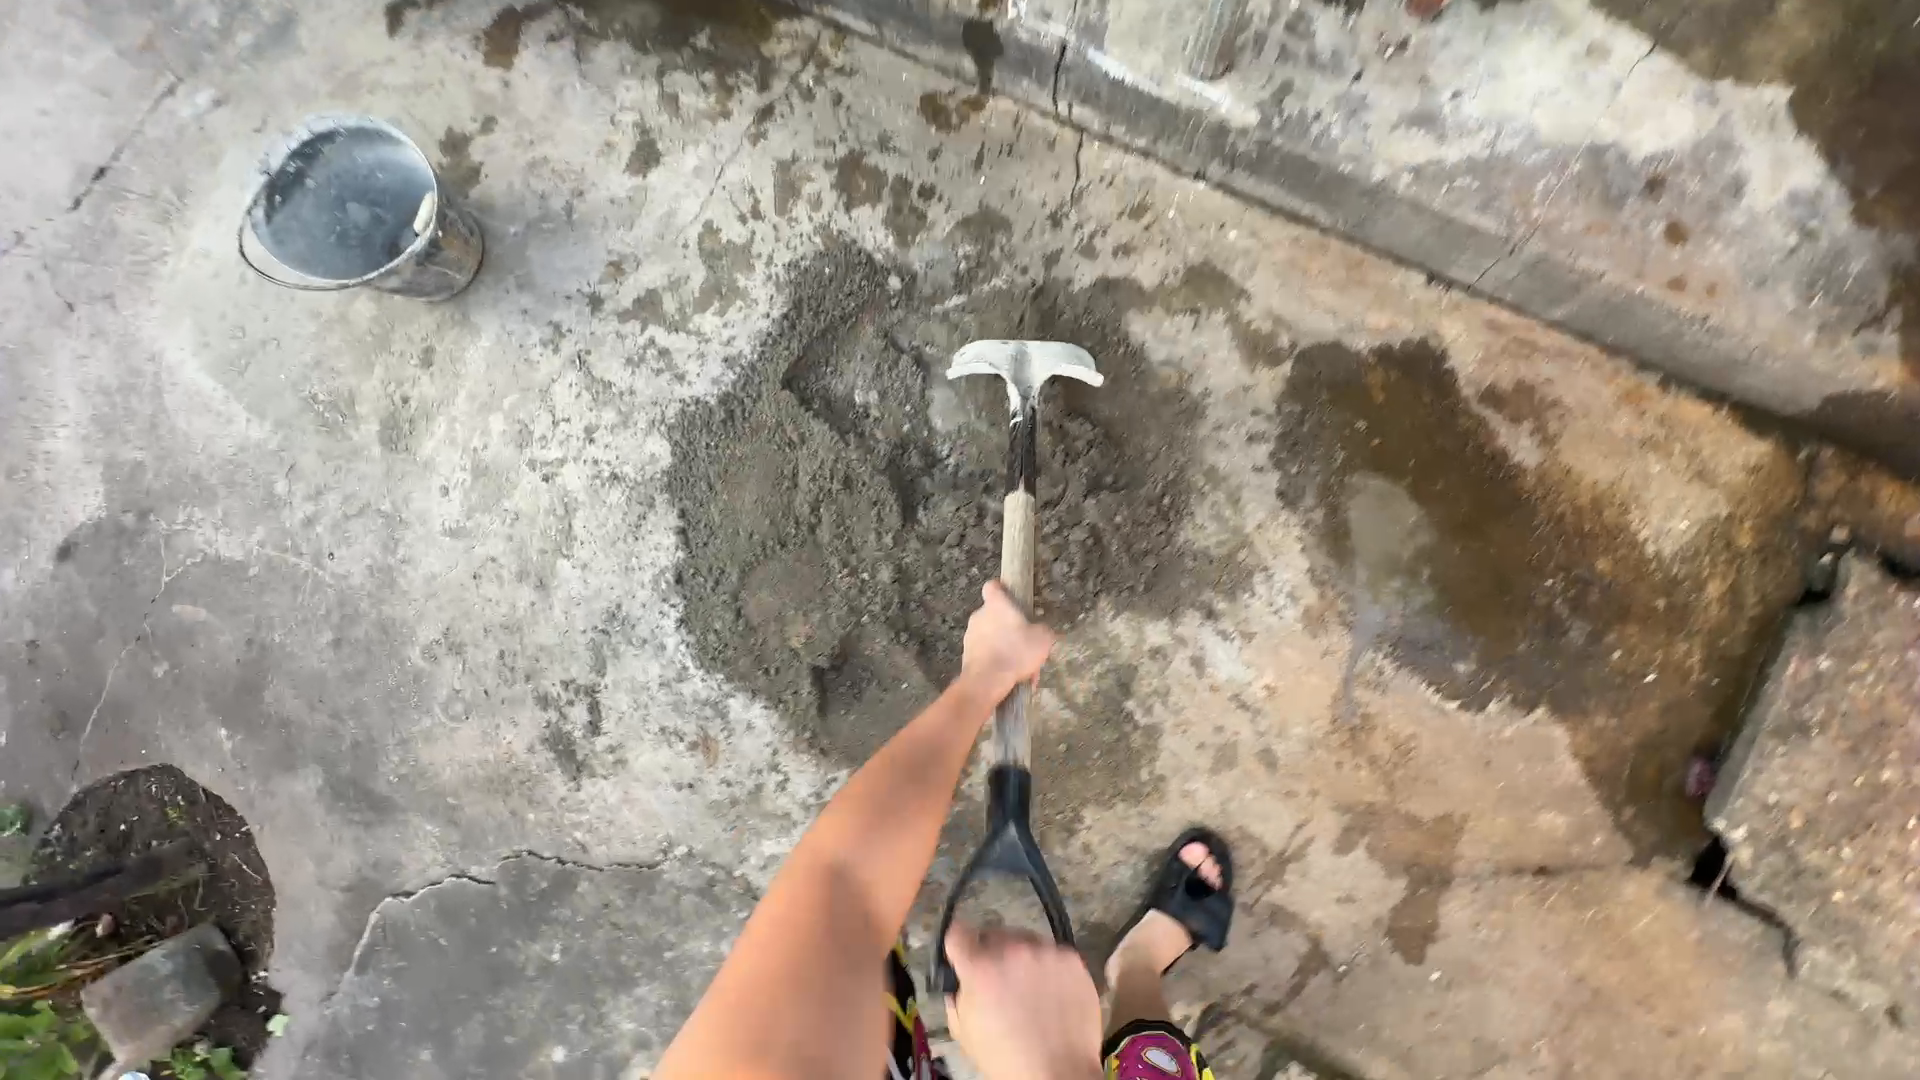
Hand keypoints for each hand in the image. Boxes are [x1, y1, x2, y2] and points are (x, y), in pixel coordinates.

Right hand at [944, 923, 1102, 1079]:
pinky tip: (1051, 992)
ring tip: (1029, 989)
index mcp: (979, 967)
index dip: (959, 944)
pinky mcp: (1070, 958)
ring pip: (1025, 941)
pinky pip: (1052, 953)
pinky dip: (1048, 967)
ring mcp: (1044, 951)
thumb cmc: (1007, 1059)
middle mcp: (1011, 949)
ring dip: (1021, 958)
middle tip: (1000, 982)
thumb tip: (962, 979)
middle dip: (992, 954)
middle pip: (993, 935)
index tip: (963, 953)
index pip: (957, 933)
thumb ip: (957, 995)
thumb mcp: (964, 1032)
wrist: (1059, 1074)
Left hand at [959, 582, 1055, 702]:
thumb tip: (1041, 631)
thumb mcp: (1042, 639)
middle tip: (1025, 642)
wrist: (987, 681)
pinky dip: (998, 662)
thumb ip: (1043, 630)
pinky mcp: (967, 654)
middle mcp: (979, 616)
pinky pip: (986, 654)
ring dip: (1006, 647)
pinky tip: (1012, 677)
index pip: (993, 585)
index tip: (1012, 597)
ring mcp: (970, 635)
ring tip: (1023, 667)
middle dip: (1010, 627)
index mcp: (996, 605)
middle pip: (995, 614)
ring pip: (991, 637)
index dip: (1002, 589)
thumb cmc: (1015, 651)